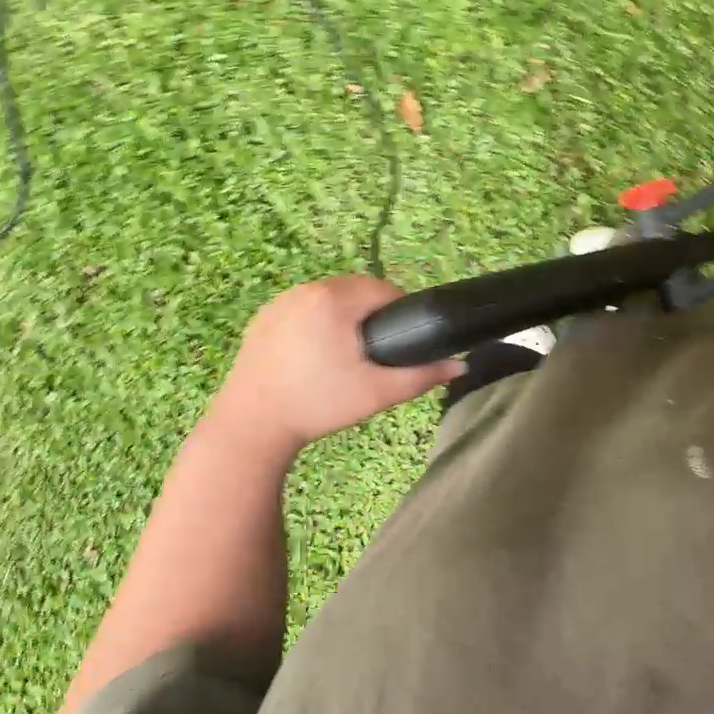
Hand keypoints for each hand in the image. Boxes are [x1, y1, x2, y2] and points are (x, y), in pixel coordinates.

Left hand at [206, 276, 463, 459]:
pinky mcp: (263, 318)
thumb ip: (422, 376)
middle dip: (373, 314)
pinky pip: (304, 309)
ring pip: (330, 298)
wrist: (252, 424)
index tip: (404, 342)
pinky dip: (319, 323)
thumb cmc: (320, 404)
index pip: (384, 290)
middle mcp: (306, 290)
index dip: (402, 312)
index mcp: (334, 299)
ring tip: (351, 355)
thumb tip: (460, 366)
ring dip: (346, 316)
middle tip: (380, 352)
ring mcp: (280, 302)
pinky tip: (319, 355)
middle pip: (356, 290)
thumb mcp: (378, 392)